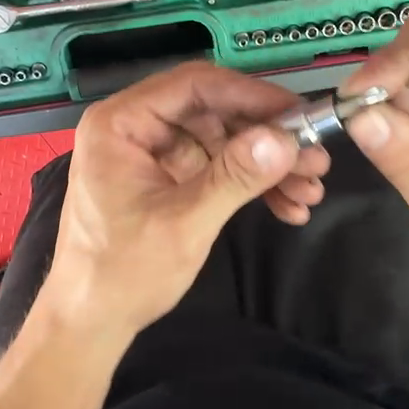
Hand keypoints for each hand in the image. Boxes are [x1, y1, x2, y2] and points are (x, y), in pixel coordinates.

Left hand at [41, 62, 332, 337]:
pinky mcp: (169, 179)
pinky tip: (287, 207)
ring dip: (267, 166)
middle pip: (216, 113)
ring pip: (224, 141)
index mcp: (121, 123)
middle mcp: (137, 127)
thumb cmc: (125, 272)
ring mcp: (154, 154)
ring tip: (309, 192)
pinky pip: (218, 168)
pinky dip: (251, 185)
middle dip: (267, 139)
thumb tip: (284, 139)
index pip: (196, 86)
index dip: (253, 96)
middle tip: (316, 161)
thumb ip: (234, 177)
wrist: (92, 322)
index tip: (301, 116)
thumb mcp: (185, 223)